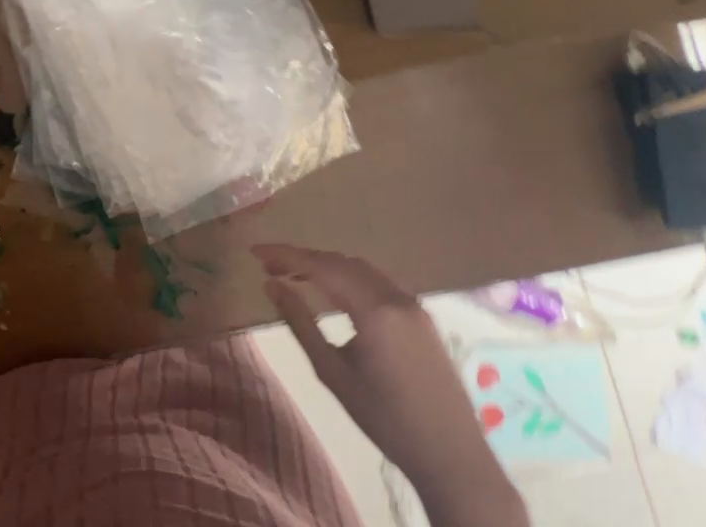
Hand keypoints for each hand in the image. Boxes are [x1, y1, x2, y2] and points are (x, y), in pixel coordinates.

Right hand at [254, 244, 526, 526]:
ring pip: (362, 270)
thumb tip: (270, 285)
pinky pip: (379, 283)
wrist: (450, 454)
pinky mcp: (423, 318)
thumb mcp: (331, 371)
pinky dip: (349, 278)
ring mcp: (414, 306)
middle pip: (342, 262)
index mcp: (375, 310)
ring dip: (327, 266)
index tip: (255, 251)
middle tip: (269, 264)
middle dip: (303, 258)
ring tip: (295, 275)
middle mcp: (397, 298)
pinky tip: (333, 293)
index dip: (285, 254)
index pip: (321, 266)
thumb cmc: (384, 417)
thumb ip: (299, 322)